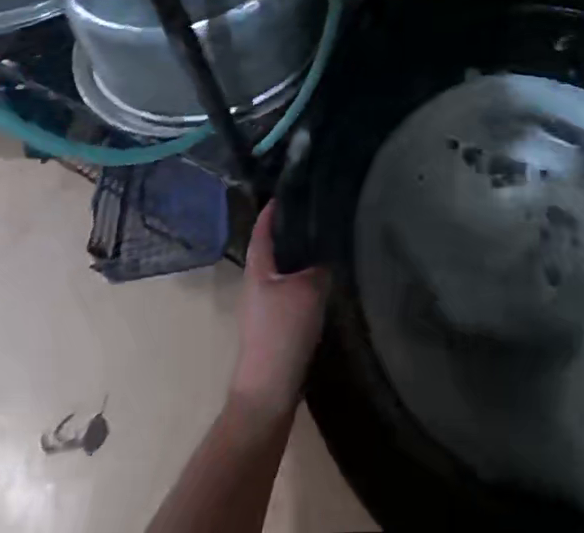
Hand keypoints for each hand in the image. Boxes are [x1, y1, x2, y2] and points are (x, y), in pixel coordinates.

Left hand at [229, 203, 329, 420]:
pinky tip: (324, 287)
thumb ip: (318, 267)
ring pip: (283, 272)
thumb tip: (327, 250)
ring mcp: (264, 307)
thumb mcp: (307, 292)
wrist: (267, 393)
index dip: (274, 208)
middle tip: (318, 215)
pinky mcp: (275, 327)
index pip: (263, 227)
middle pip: (272, 248)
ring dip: (299, 258)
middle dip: (291, 230)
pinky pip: (290, 294)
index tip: (292, 191)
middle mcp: (256, 282)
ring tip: (326, 246)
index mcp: (257, 267)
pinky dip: (305, 282)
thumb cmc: (281, 334)